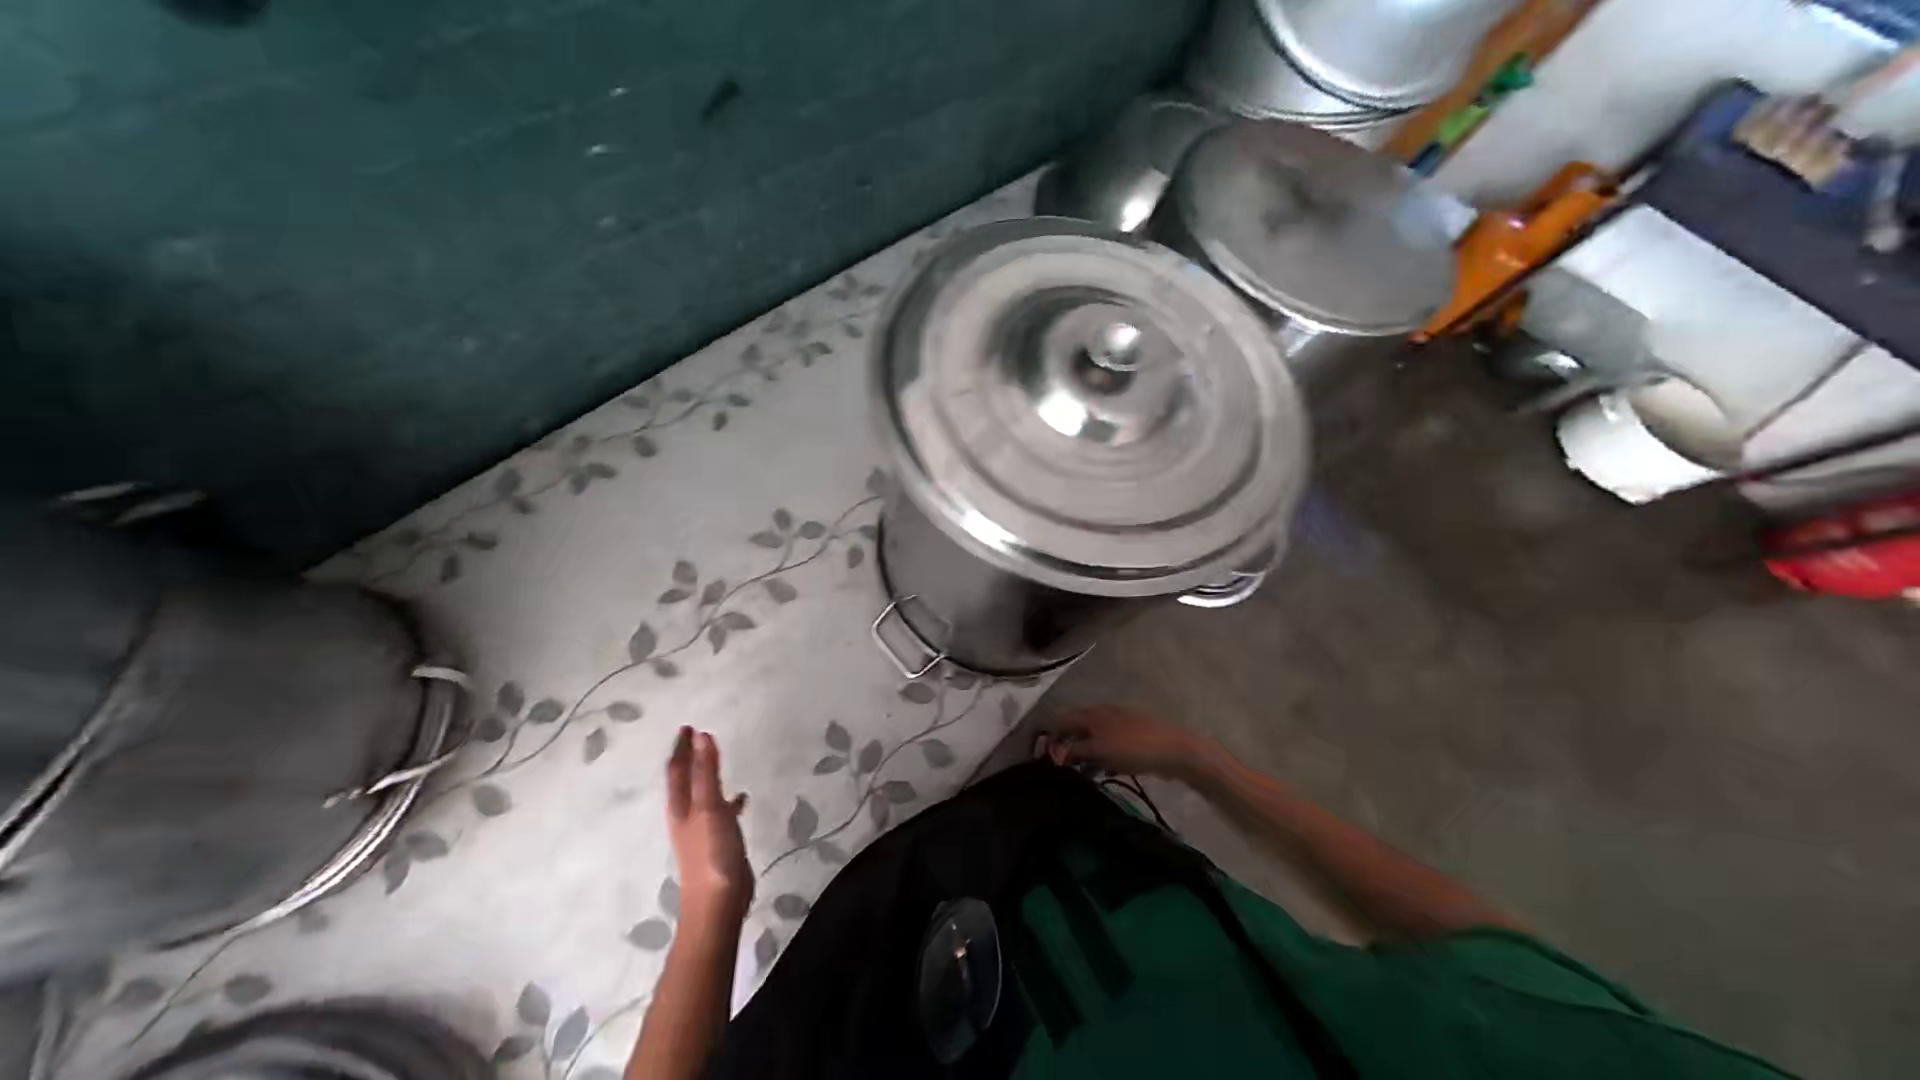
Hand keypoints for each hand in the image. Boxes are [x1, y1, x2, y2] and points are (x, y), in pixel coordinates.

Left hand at [665, 727, 752, 924]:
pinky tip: (743, 799)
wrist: (717, 905)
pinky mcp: (719, 842)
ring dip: (708, 775)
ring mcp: (702, 831)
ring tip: (720, 759)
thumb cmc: (711, 853)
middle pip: (686, 780)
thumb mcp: (709, 808)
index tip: (687, 726)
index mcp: (681, 807)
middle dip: (690, 758)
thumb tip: (702, 736)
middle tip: (699, 736)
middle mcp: (687, 816)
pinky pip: (722, 812)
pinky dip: (729, 800)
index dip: (681, 748)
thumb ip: (707, 772)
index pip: (678, 769)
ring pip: (703, 794)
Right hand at [1045, 706, 1212, 778]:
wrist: (1175, 751)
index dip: (1052, 737)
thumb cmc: (1133, 747)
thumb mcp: (1099, 750)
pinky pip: (1110, 748)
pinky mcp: (1133, 739)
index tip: (1045, 757)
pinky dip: (1103, 758)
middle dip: (1068, 746)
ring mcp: (1120, 726)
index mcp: (1092, 713)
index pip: (1062, 720)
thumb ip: (1075, 750)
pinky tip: (1105, 772)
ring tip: (1082, 773)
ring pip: (1094, 739)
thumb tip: (1054, 753)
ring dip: (1086, 754)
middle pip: (1077, 729)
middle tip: (1063, 768)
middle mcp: (1103, 715)